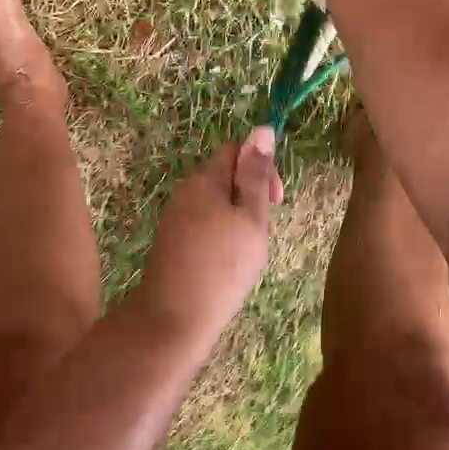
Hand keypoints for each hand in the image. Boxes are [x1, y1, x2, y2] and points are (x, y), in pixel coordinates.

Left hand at [136, 127, 283, 339]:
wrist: (173, 320)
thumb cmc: (222, 267)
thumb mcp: (251, 218)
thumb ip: (257, 175)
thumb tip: (262, 129)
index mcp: (204, 179)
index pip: (235, 150)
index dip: (260, 166)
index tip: (276, 200)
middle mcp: (185, 191)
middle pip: (224, 176)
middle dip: (250, 196)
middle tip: (262, 231)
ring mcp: (174, 218)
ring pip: (215, 203)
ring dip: (237, 218)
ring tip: (247, 251)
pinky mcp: (171, 243)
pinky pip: (203, 224)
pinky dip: (220, 235)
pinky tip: (227, 264)